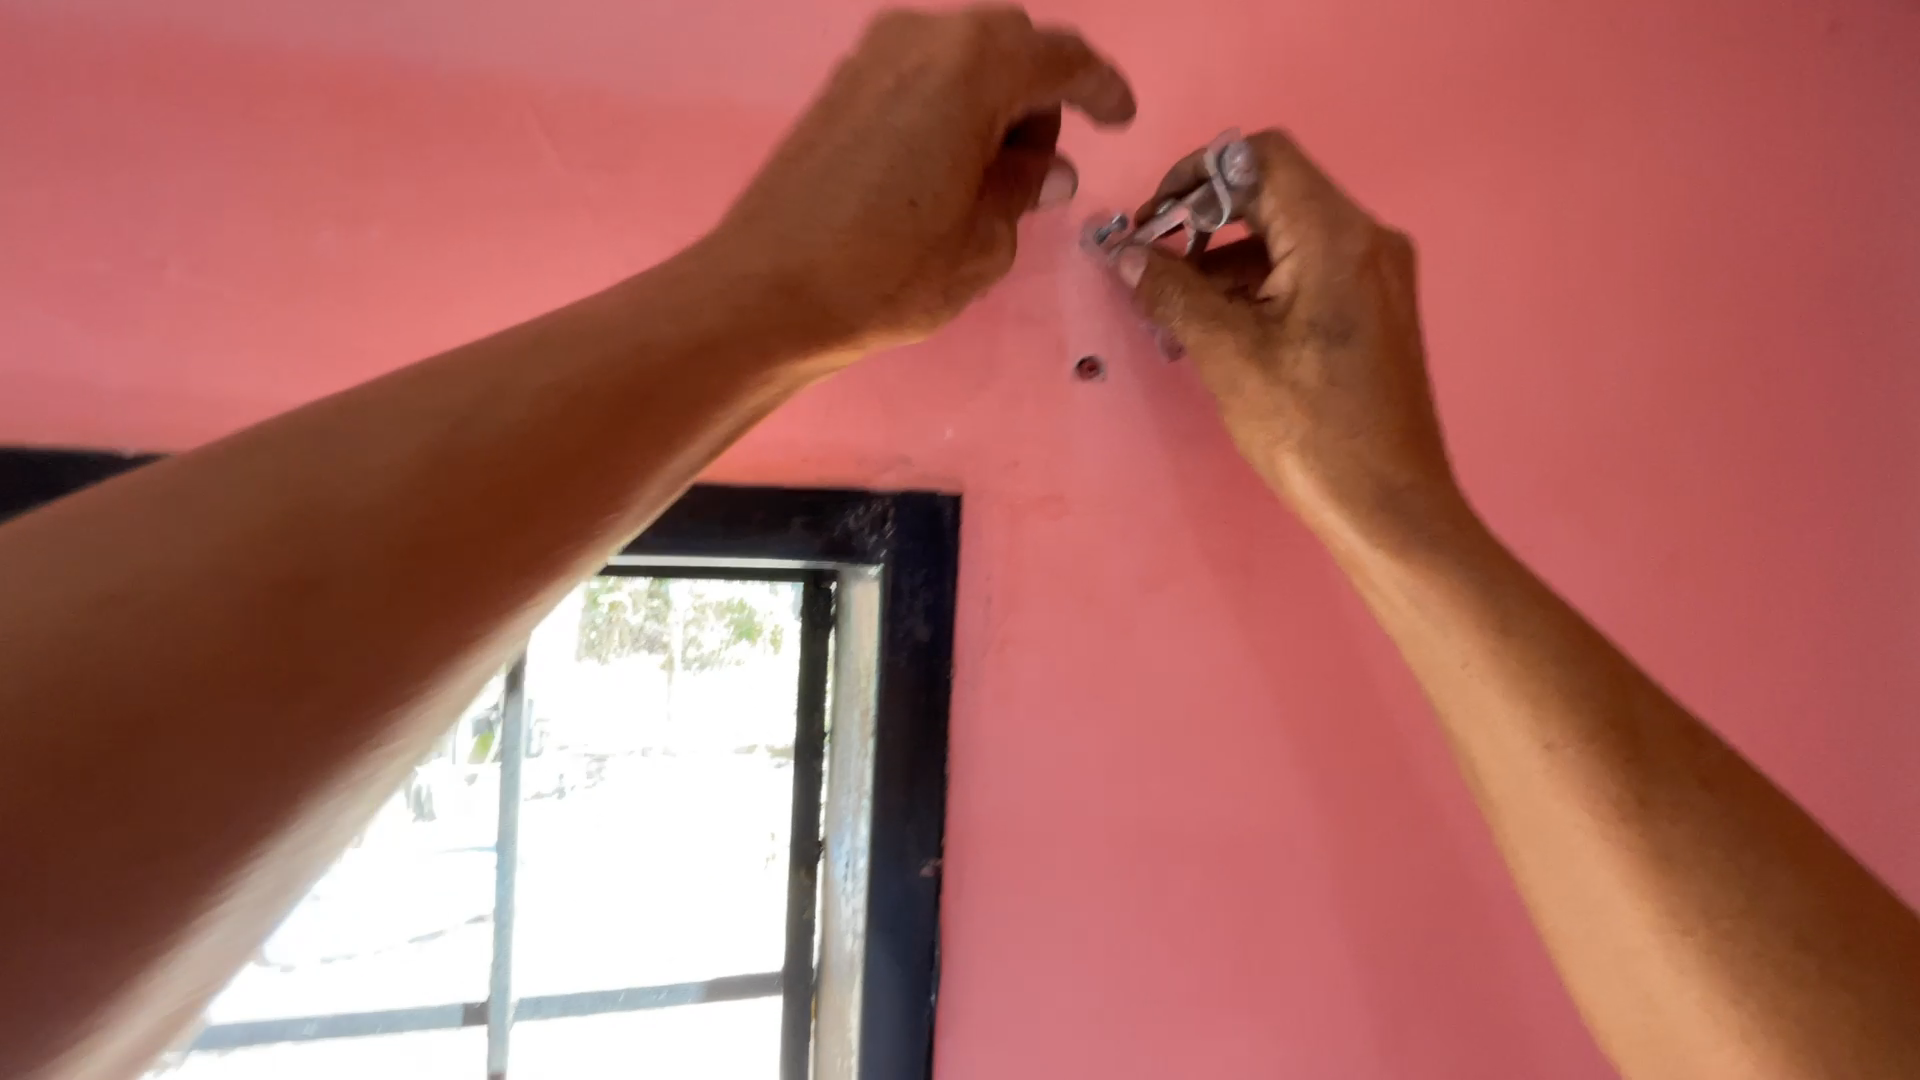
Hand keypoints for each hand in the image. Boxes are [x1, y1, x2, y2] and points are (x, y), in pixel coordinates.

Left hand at [711, 5, 1133, 353]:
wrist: (769, 292)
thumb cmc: (888, 275)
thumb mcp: (982, 246)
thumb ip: (1022, 192)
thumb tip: (1044, 168)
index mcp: (972, 66)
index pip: (1061, 60)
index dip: (1101, 89)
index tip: (1121, 119)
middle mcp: (921, 38)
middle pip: (1007, 48)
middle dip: (1038, 100)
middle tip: (1037, 170)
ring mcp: (870, 58)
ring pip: (959, 62)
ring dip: (989, 108)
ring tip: (985, 182)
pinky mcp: (838, 90)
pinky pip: (917, 82)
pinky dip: (946, 114)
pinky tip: (939, 175)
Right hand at [1111, 131, 1470, 553]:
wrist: (1386, 503)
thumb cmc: (1306, 429)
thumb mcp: (1229, 356)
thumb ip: (1174, 293)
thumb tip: (1127, 254)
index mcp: (1336, 237)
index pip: (1262, 157)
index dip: (1198, 174)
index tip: (1153, 218)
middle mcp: (1365, 240)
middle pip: (1274, 196)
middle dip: (1204, 224)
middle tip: (1152, 266)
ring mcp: (1373, 277)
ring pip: (1285, 241)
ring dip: (1224, 264)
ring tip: (1172, 312)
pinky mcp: (1370, 311)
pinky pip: (1303, 276)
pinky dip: (1255, 291)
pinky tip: (1215, 331)